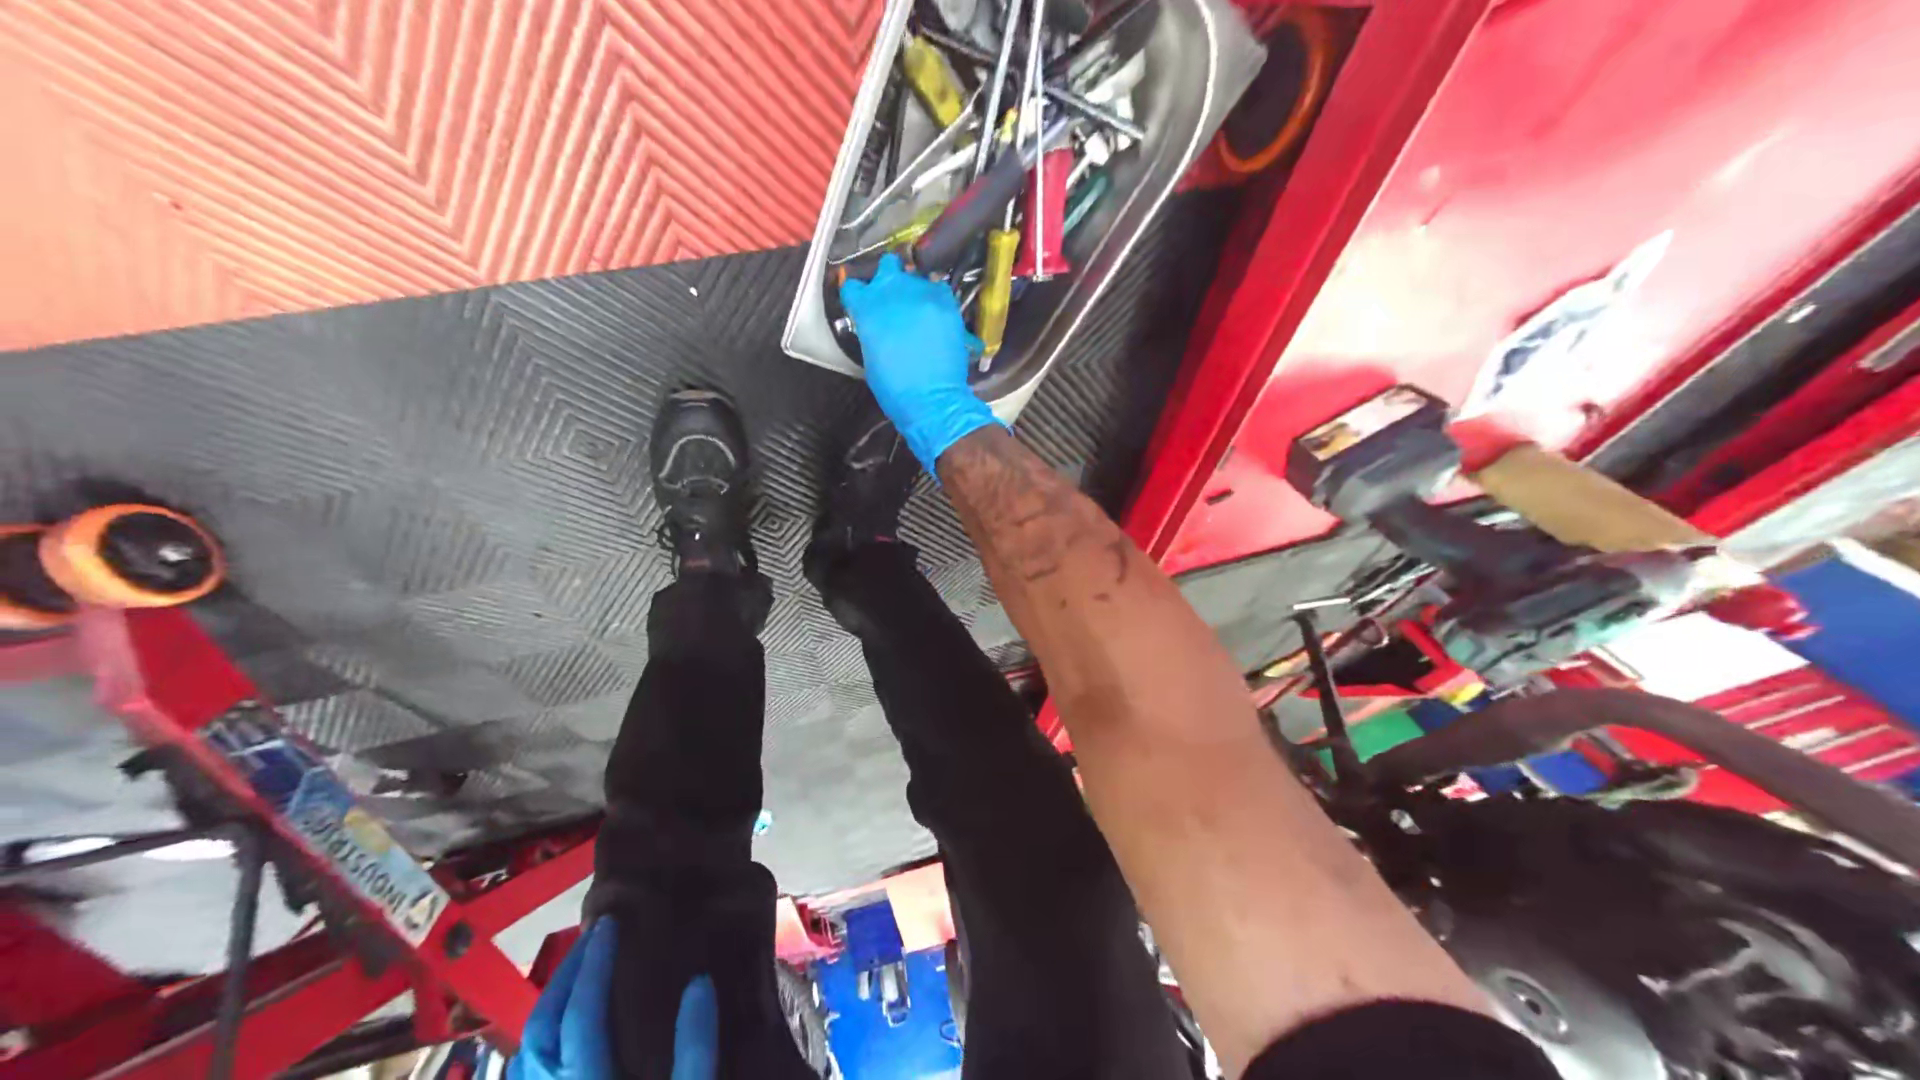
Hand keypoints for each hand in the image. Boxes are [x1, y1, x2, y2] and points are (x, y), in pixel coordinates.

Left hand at [510, 918, 718, 1079]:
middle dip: (568, 972)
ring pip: (527, 1049)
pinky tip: (568, 1017)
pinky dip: (544, 1033)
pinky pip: (528, 1070)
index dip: (594, 967)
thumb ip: (696, 1050)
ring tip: (583, 963)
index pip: (581, 1018)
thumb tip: (699, 983)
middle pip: (543, 1028)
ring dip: (552, 999)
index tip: (612, 923)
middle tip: (598, 932)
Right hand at [838, 254, 1001, 467]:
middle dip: (889, 277)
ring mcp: (922, 293)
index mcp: (867, 308)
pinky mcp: (946, 302)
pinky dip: (936, 299)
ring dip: (915, 289)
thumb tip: (878, 321)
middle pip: (888, 266)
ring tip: (919, 309)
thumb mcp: (871, 355)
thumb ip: (872, 328)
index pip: (854, 287)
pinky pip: (939, 290)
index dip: (858, 294)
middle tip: (894, 296)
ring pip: (916, 277)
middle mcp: (893, 292)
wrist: (931, 399)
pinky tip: (937, 315)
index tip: (862, 302)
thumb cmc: (894, 388)